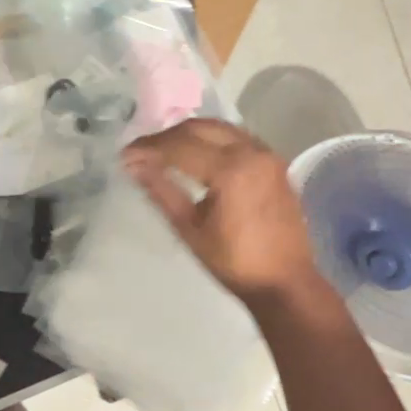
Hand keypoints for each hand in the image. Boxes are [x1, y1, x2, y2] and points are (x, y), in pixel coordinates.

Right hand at [121, 119, 323, 303]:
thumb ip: (162, 192)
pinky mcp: (274, 163)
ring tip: (164, 152)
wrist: (285, 282)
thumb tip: (134, 166)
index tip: (124, 156)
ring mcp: (267, 155)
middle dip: (167, 137)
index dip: (148, 149)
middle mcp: (252, 152)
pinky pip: (237, 138)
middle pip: (200, 128)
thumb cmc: (235, 263)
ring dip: (189, 135)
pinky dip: (212, 140)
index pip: (180, 147)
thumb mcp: (191, 230)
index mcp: (232, 170)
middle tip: (141, 152)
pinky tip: (196, 155)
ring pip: (220, 129)